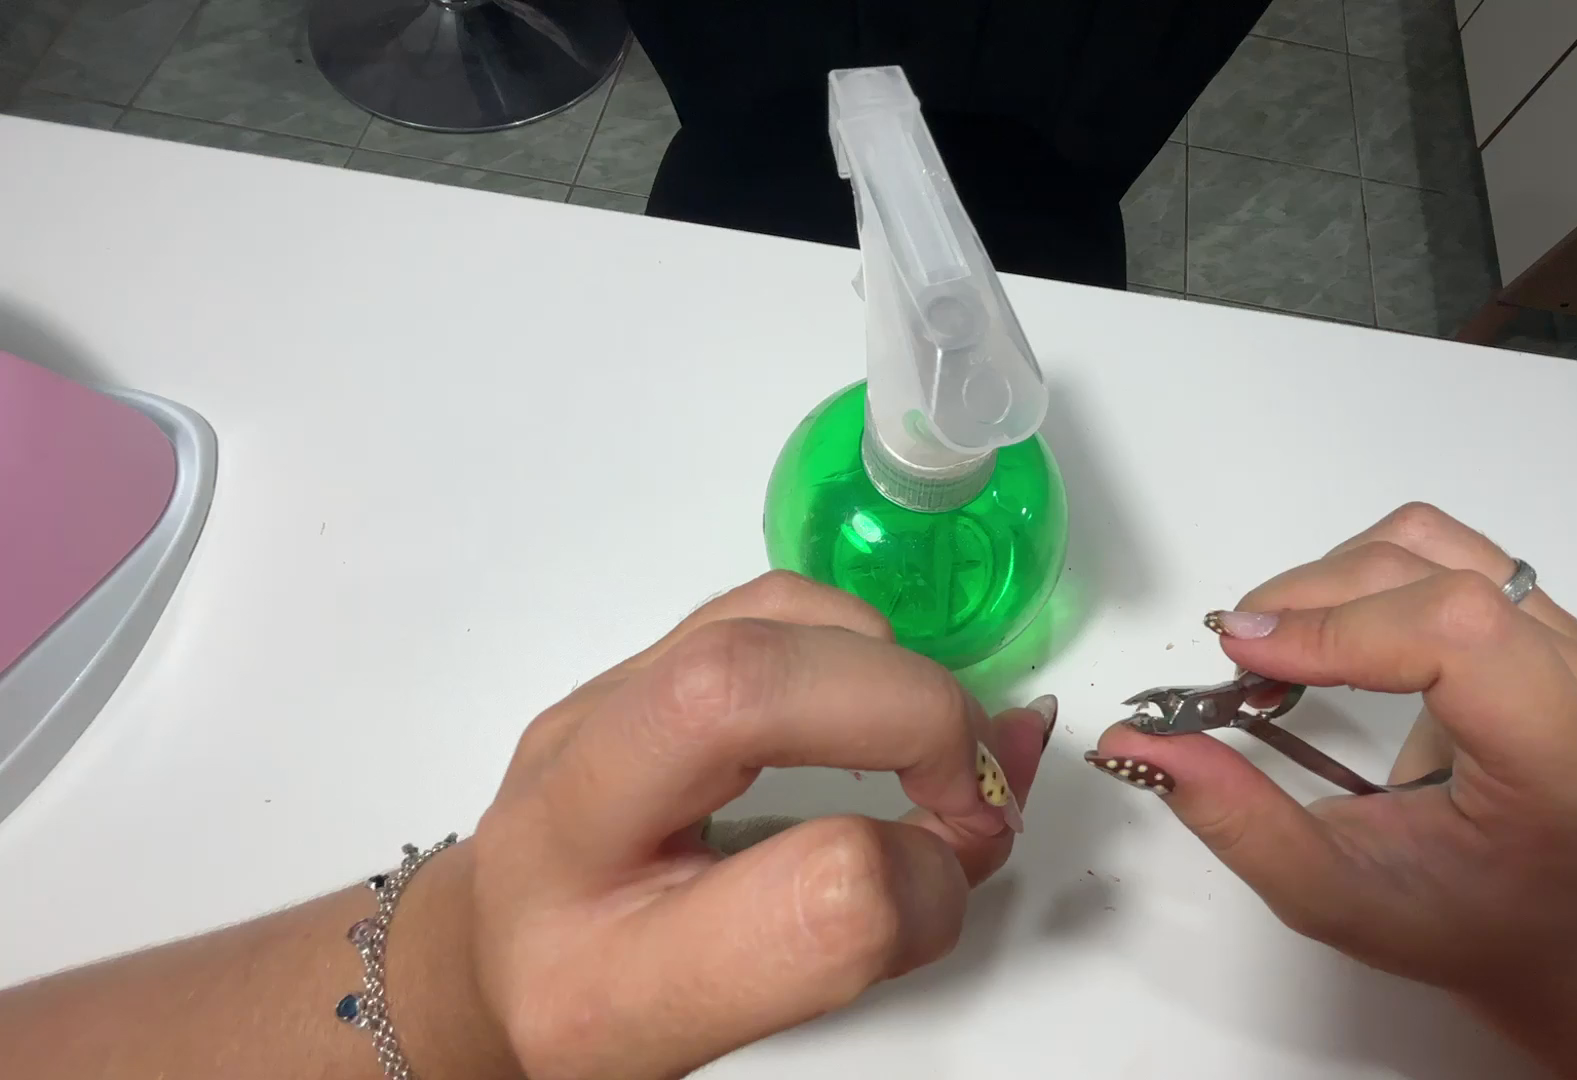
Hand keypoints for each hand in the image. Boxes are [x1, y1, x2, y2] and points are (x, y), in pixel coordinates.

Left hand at [466, 572, 1051, 1078]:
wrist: (496, 945)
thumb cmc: (612, 999)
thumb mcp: (742, 1020)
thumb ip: (880, 926)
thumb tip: (998, 791)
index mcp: (606, 961)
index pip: (806, 895)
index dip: (927, 867)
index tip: (963, 856)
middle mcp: (580, 793)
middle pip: (751, 692)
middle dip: (919, 715)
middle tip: (971, 780)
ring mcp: (608, 696)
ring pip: (764, 620)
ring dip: (888, 669)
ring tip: (921, 737)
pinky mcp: (644, 653)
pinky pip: (767, 602)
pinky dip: (852, 638)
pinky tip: (861, 693)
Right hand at [1090, 503, 1576, 994]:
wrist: (1539, 917)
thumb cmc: (1441, 920)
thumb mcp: (1323, 893)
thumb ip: (1232, 816)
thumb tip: (1133, 741)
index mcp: (1569, 776)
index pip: (1460, 638)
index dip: (1333, 626)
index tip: (1236, 652)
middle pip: (1431, 580)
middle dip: (1304, 603)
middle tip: (1237, 661)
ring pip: (1425, 544)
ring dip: (1326, 581)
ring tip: (1280, 644)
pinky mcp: (1547, 619)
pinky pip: (1438, 547)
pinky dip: (1357, 571)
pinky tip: (1332, 626)